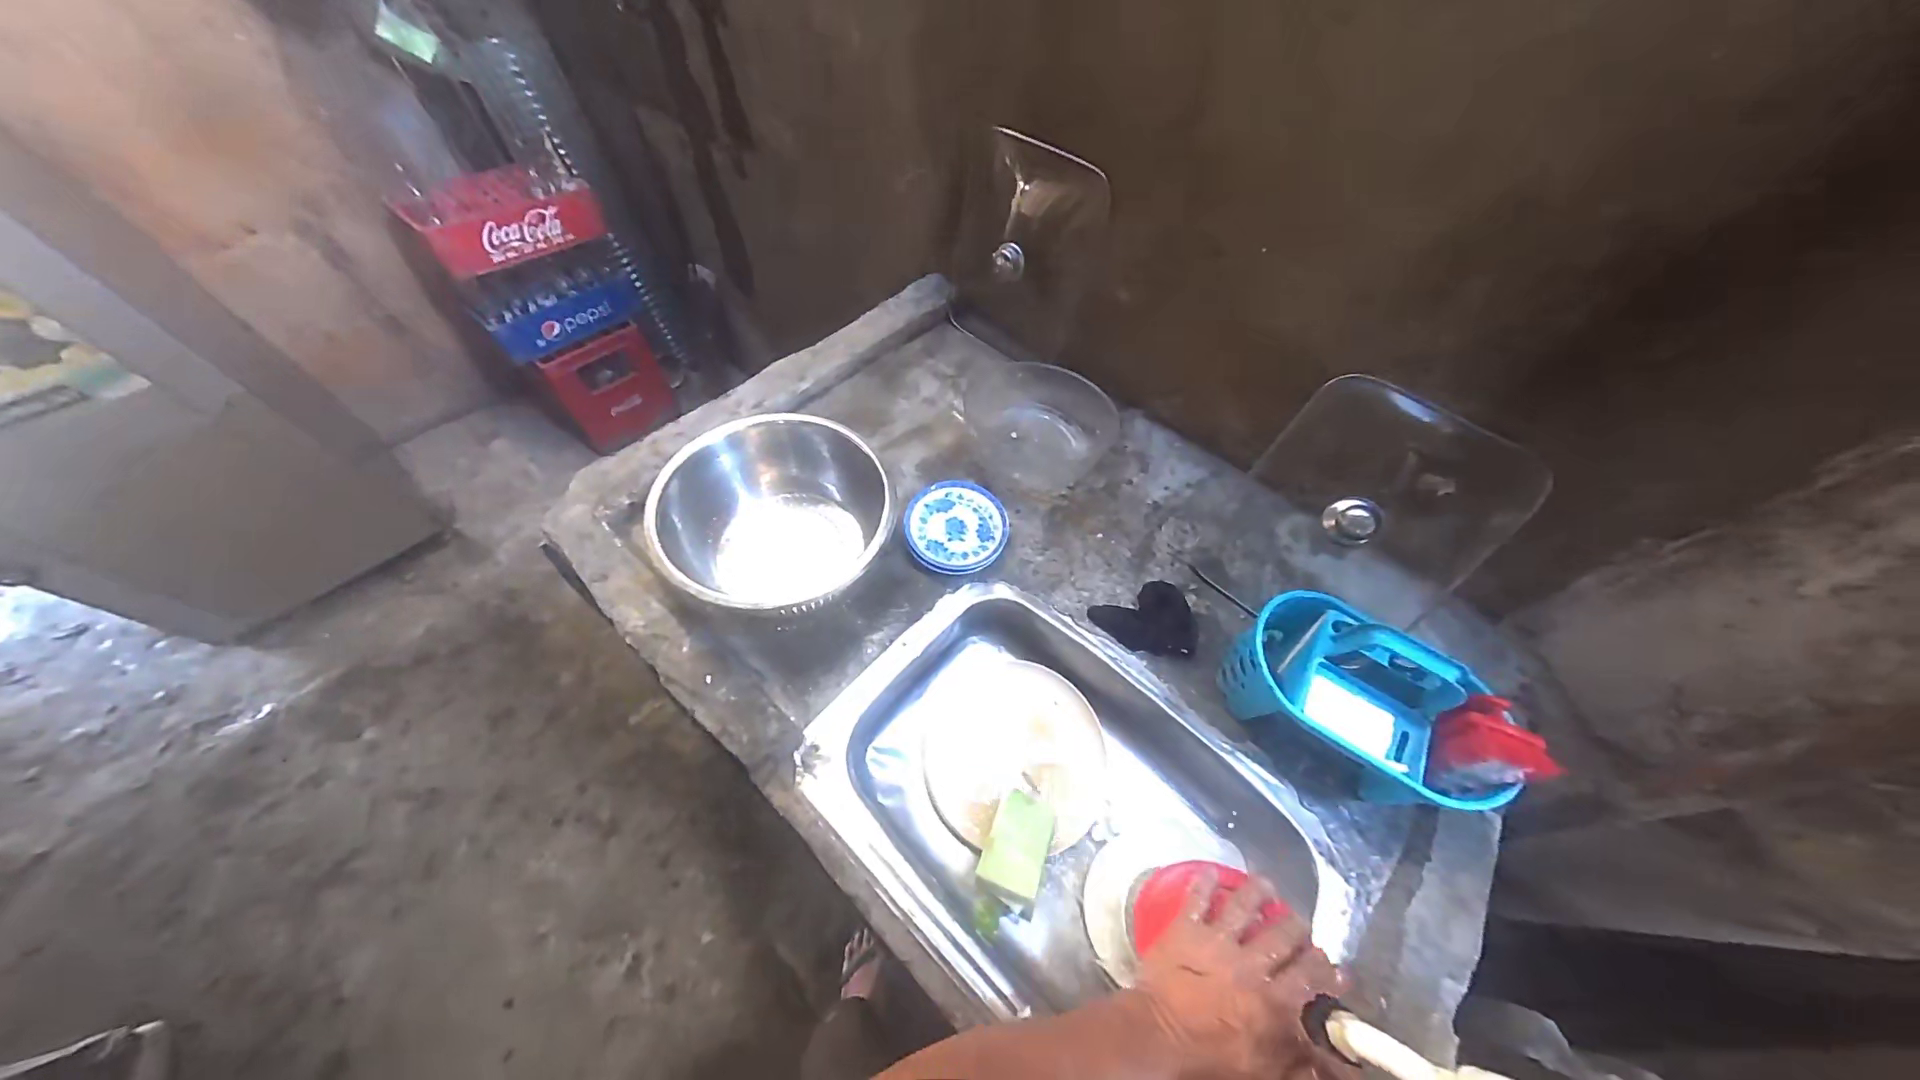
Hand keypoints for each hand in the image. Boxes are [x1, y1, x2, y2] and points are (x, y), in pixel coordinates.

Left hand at [1132, 868, 1355, 1079]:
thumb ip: (1306, 1067)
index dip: (1327, 970)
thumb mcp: (1267, 1072)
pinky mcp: (1185, 928)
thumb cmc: (1212, 1061)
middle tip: (1301, 923)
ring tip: (1267, 885)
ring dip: (1258, 893)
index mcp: (1273, 1000)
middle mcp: (1250, 963)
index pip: (1310, 977)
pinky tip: (1212, 871)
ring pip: (1243, 907)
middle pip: (1281, 936)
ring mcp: (1216, 941)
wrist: (1159, 1035)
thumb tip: (1346, 1068)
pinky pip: (1197, 898)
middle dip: (1296, 927)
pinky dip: (1205, 882)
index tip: (1336, 966)